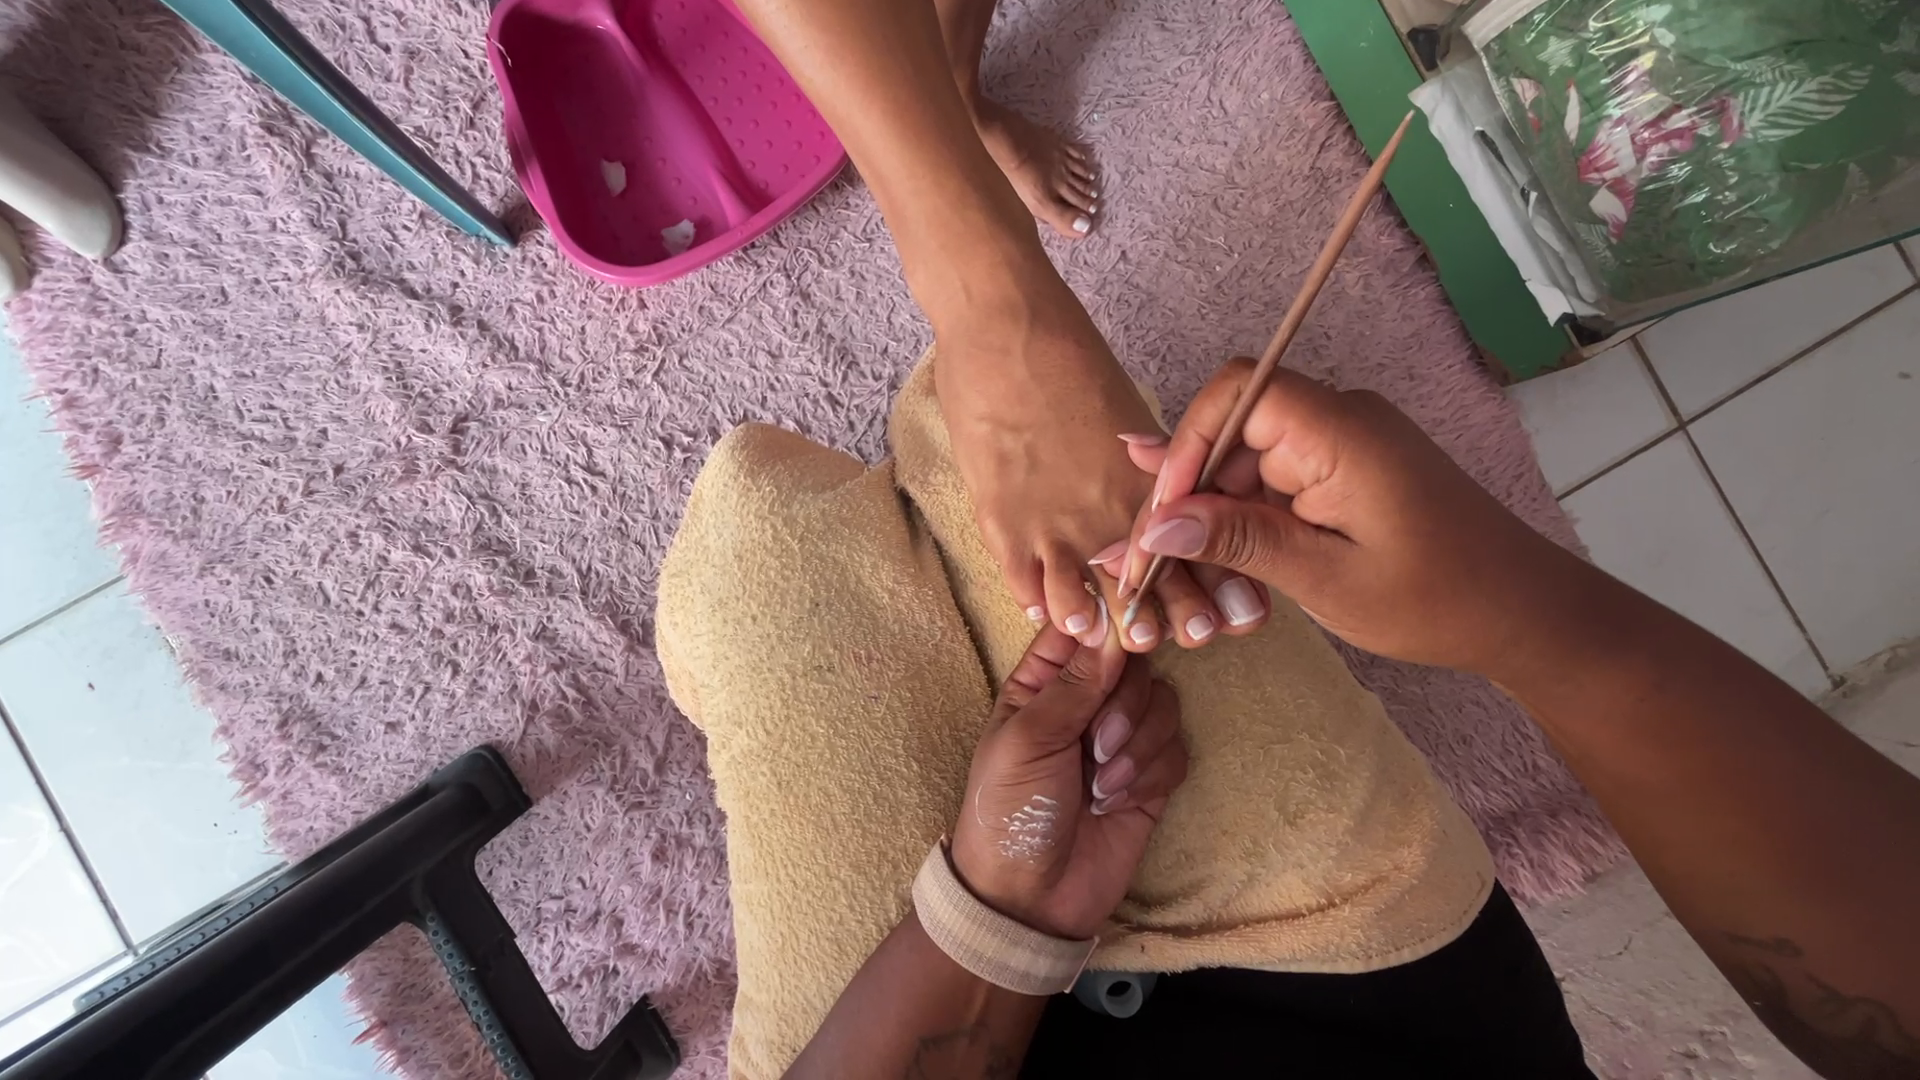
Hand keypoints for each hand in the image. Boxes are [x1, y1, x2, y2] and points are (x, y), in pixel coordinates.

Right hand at [934, 284, 1267, 652]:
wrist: (1002, 324)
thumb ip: (1142, 457)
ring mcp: (1051, 515)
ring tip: (1106, 633)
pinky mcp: (1002, 516)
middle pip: (1142, 569)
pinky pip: (1022, 572)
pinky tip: (1045, 614)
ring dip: (1097, 612)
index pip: (1183, 536)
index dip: (1198, 569)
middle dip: (1163, 606)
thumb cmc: (1064, 352)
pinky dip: (1037, 596)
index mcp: (1143, 473)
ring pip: (1083, 583)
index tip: (1210, 594)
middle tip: (1174, 637)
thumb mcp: (1121, 402)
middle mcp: (1103, 504)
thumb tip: (1167, 493)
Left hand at [948, 627, 1187, 940]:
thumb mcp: (1029, 739)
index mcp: (1044, 681)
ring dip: (1137, 746)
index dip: (1111, 626)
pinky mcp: (1150, 775)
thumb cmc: (1010, 809)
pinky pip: (1177, 748)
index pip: (1086, 628)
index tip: (1131, 636)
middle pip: (1135, 664)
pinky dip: (1152, 773)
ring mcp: (1120, 737)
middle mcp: (1085, 700)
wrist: (1030, 900)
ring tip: (1100, 785)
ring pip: (1163, 703)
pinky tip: (1117, 802)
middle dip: (1123, 706)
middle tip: (1096, 748)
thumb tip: (1115, 623)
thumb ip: (1075, 682)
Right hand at [1116, 358, 1593, 678]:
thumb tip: (1155, 526)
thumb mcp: (1325, 578)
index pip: (1237, 392)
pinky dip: (1240, 520)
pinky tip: (1216, 560)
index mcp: (1340, 432)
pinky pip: (1269, 482)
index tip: (1165, 510)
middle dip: (1187, 493)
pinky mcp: (1338, 471)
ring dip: (1210, 514)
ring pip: (1242, 462)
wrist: (1523, 614)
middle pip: (1231, 432)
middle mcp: (1335, 421)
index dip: (1187, 441)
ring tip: (1186, 574)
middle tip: (1152, 561)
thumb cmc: (1435, 601)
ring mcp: (1337, 445)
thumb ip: (1238, 541)